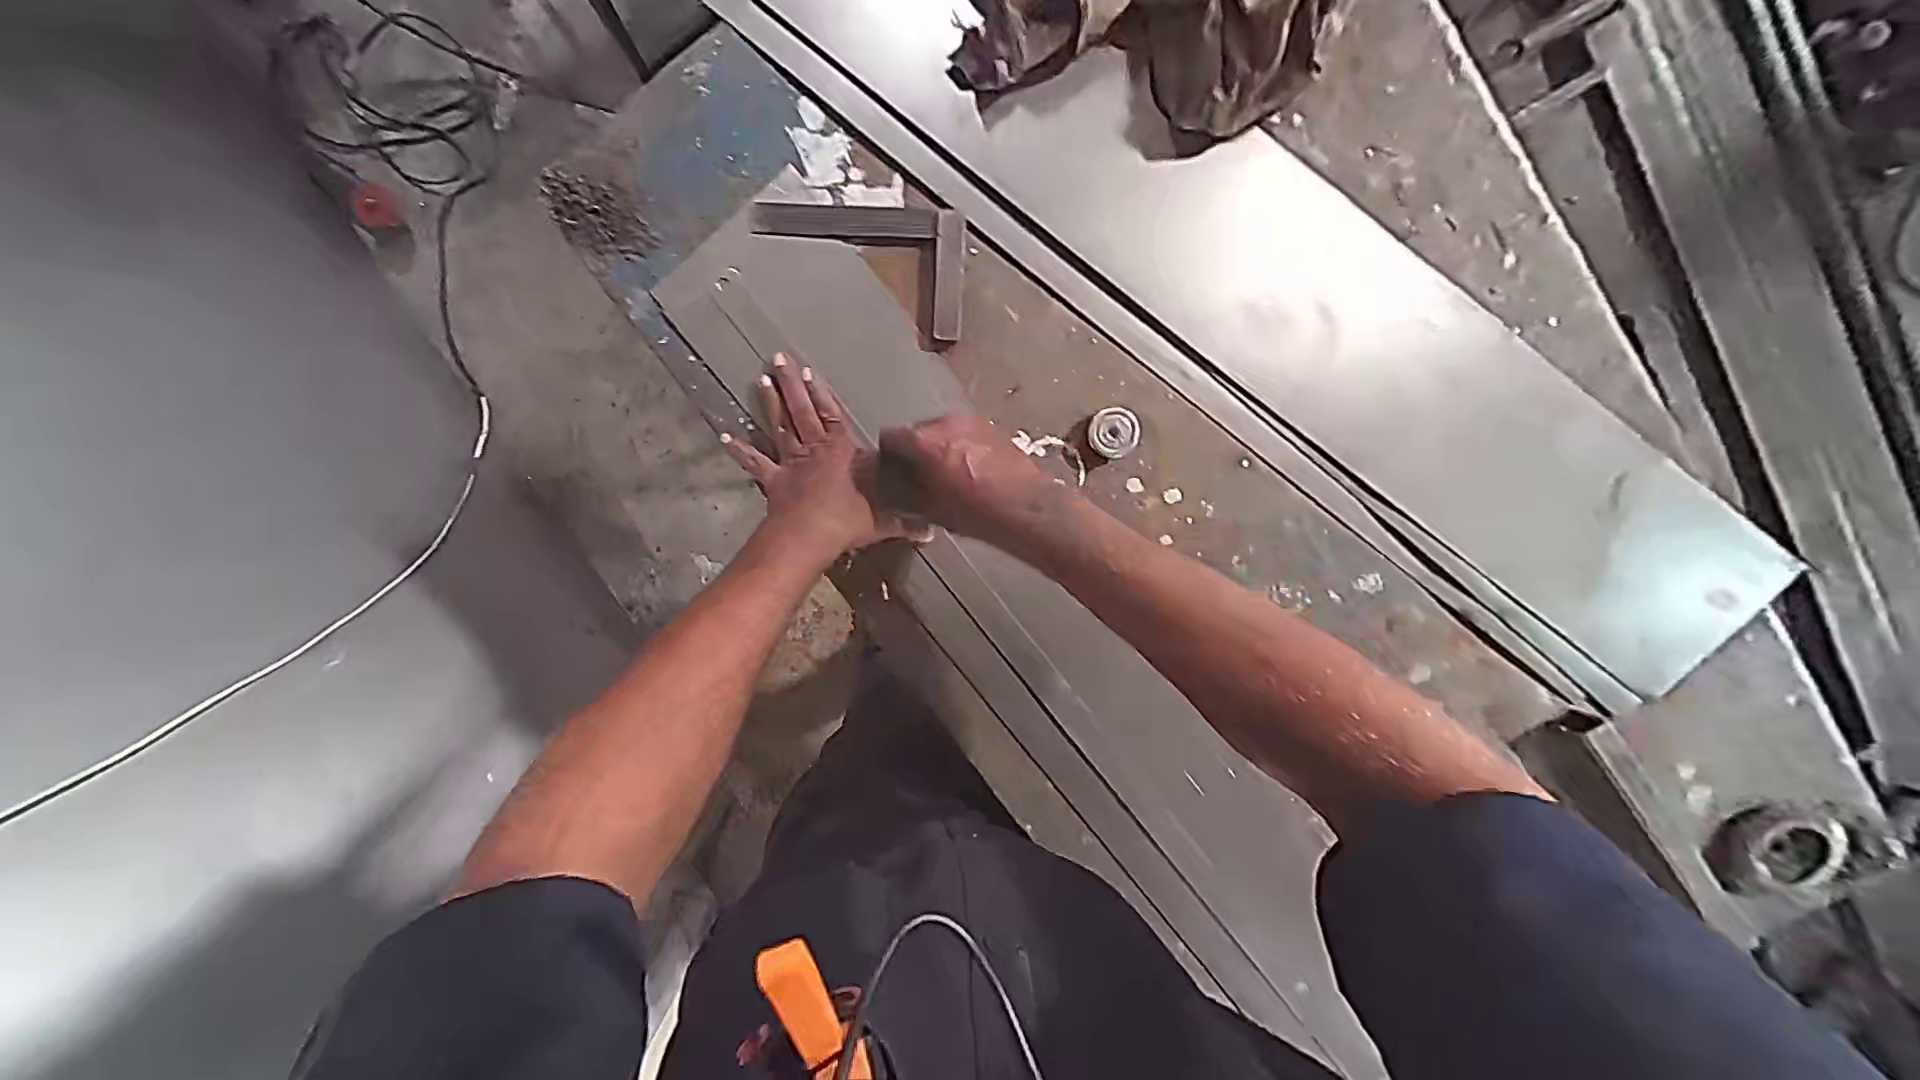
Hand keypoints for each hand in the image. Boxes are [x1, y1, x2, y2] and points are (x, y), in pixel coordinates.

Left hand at [722, 354, 920, 566]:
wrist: (810, 535)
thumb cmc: (848, 521)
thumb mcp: (884, 522)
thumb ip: (905, 524)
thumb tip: (931, 533)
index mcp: (842, 452)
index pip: (832, 416)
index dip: (821, 395)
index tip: (809, 373)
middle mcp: (815, 450)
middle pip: (801, 411)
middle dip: (790, 385)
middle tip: (778, 359)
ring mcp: (791, 464)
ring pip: (780, 428)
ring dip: (770, 404)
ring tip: (761, 380)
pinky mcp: (774, 481)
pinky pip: (756, 463)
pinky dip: (741, 450)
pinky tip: (726, 436)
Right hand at [878, 412, 1071, 555]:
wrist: (1026, 508)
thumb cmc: (979, 514)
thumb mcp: (931, 508)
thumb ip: (907, 491)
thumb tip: (896, 487)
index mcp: (925, 442)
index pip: (891, 436)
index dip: (888, 454)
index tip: (892, 469)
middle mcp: (947, 424)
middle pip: (917, 430)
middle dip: (916, 451)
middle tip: (921, 477)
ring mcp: (972, 422)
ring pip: (943, 431)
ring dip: (940, 448)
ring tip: (949, 476)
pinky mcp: (992, 427)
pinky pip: (965, 434)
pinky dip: (962, 448)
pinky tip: (971, 472)